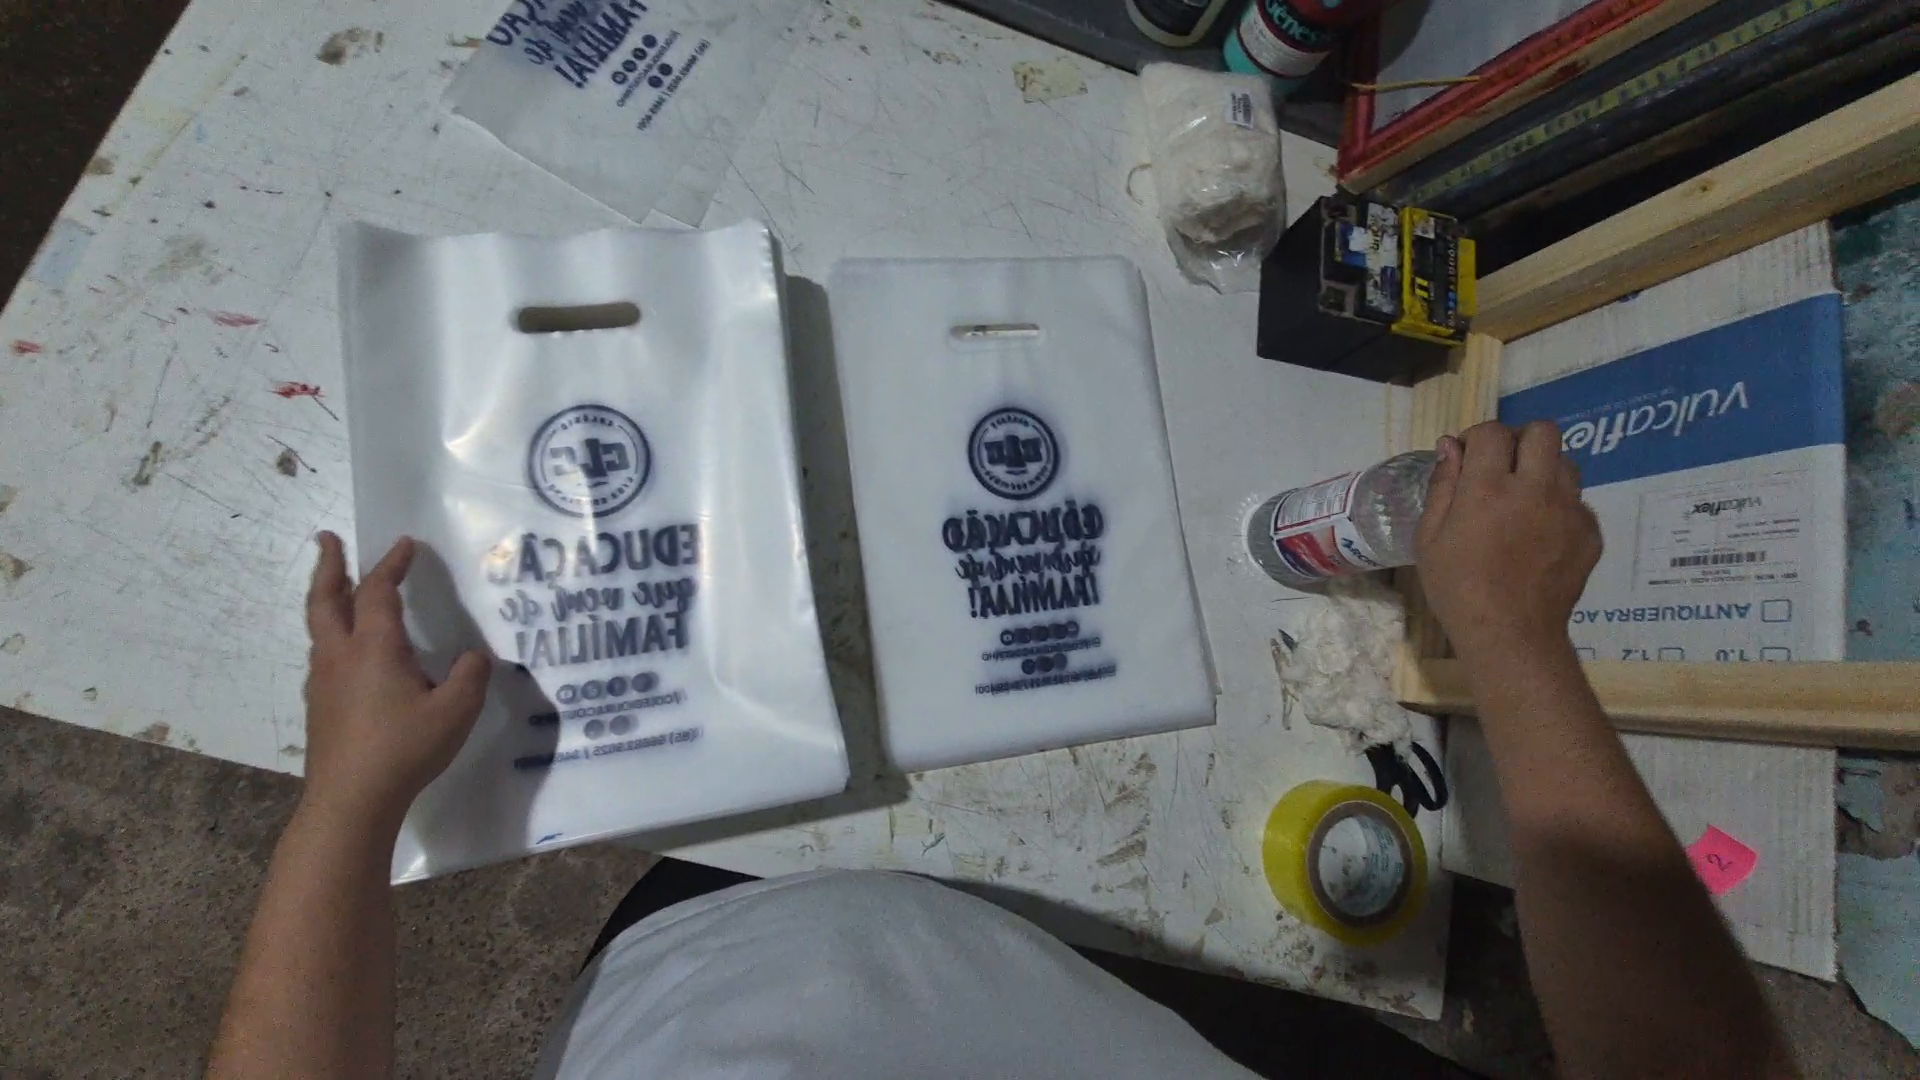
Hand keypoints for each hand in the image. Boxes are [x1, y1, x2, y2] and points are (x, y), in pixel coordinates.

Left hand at [301, 532, 490, 833]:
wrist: (351, 800)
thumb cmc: (405, 747)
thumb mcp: (458, 708)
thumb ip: (472, 674)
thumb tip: (474, 657)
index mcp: (374, 649)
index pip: (379, 593)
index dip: (392, 565)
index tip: (406, 544)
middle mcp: (341, 657)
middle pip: (326, 600)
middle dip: (329, 567)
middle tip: (328, 540)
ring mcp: (323, 681)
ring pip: (320, 627)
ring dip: (328, 598)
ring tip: (342, 587)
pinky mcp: (321, 704)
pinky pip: (325, 652)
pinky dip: (335, 630)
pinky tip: (353, 646)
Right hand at [1416, 421, 1600, 662]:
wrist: (1509, 631)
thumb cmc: (1455, 585)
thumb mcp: (1429, 536)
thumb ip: (1442, 486)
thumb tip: (1450, 448)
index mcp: (1488, 488)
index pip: (1492, 433)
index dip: (1475, 437)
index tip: (1464, 457)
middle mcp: (1536, 489)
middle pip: (1542, 432)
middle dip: (1518, 440)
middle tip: (1499, 465)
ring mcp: (1570, 509)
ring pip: (1565, 462)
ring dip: (1541, 467)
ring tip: (1520, 497)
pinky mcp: (1590, 531)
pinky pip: (1576, 499)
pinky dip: (1555, 503)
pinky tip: (1535, 532)